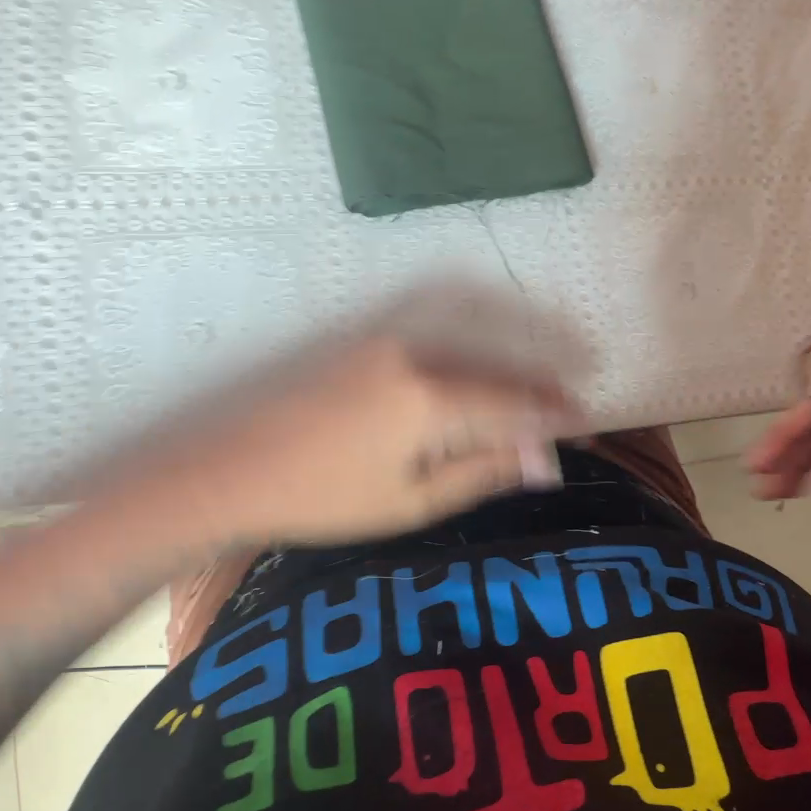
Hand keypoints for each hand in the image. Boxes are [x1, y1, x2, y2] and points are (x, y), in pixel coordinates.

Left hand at [105, 336, 581, 547]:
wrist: (223, 469)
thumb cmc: (320, 500)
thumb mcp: (412, 501)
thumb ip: (483, 471)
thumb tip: (545, 462)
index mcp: (431, 403)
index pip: (516, 402)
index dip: (557, 415)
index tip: (586, 426)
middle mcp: (417, 353)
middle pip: (503, 359)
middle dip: (548, 377)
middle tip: (578, 395)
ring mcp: (387, 333)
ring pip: (475, 324)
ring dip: (521, 335)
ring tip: (554, 347)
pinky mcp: (364, 329)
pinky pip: (435, 308)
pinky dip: (476, 311)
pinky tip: (493, 323)